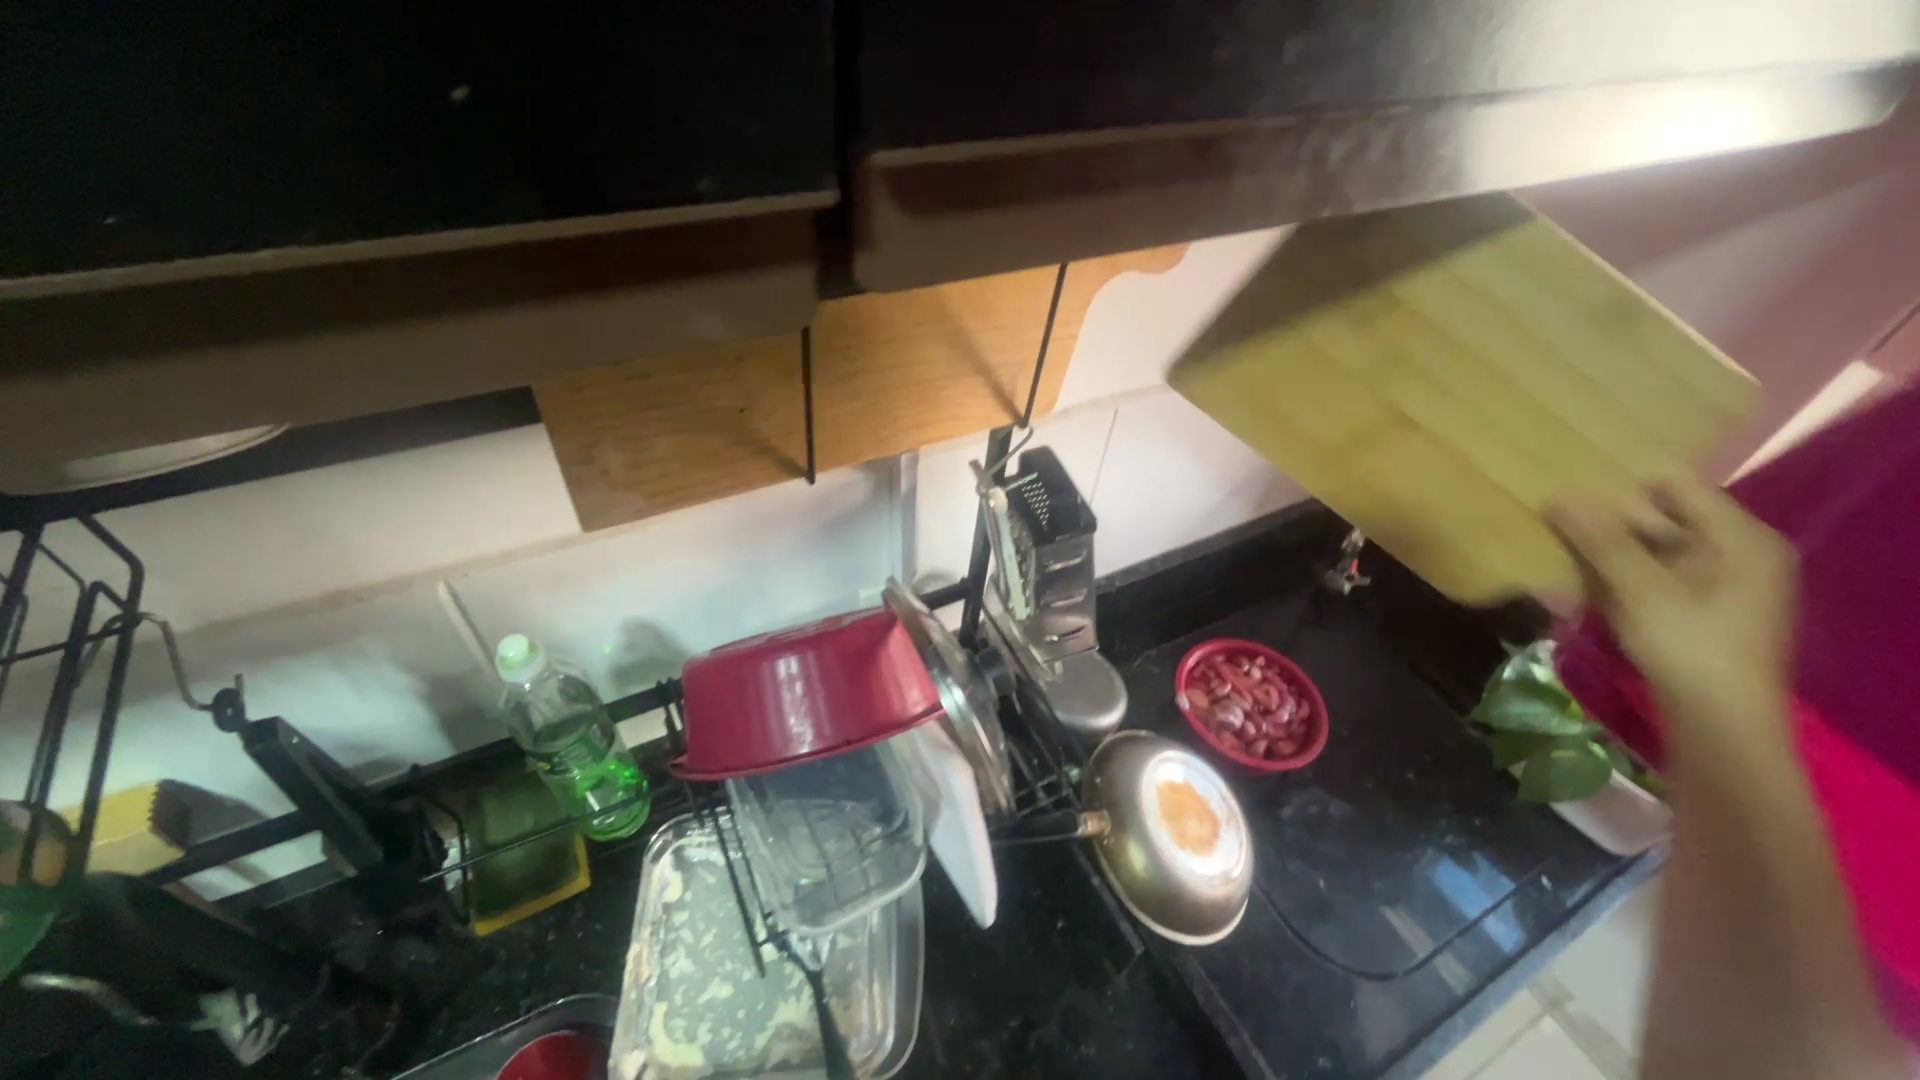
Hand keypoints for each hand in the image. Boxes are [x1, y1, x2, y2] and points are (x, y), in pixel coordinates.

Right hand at [1547, 477, 1796, 726]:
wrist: (1722, 726)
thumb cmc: (1690, 648)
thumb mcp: (1641, 590)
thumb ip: (1601, 541)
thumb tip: (1559, 496)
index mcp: (1742, 539)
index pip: (1679, 486)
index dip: (1625, 485)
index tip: (1572, 488)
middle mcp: (1741, 554)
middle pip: (1668, 519)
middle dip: (1611, 521)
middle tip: (1555, 519)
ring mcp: (1726, 586)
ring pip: (1658, 551)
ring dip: (1611, 551)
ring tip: (1560, 549)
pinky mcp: (1706, 613)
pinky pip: (1659, 578)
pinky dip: (1624, 577)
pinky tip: (1585, 584)